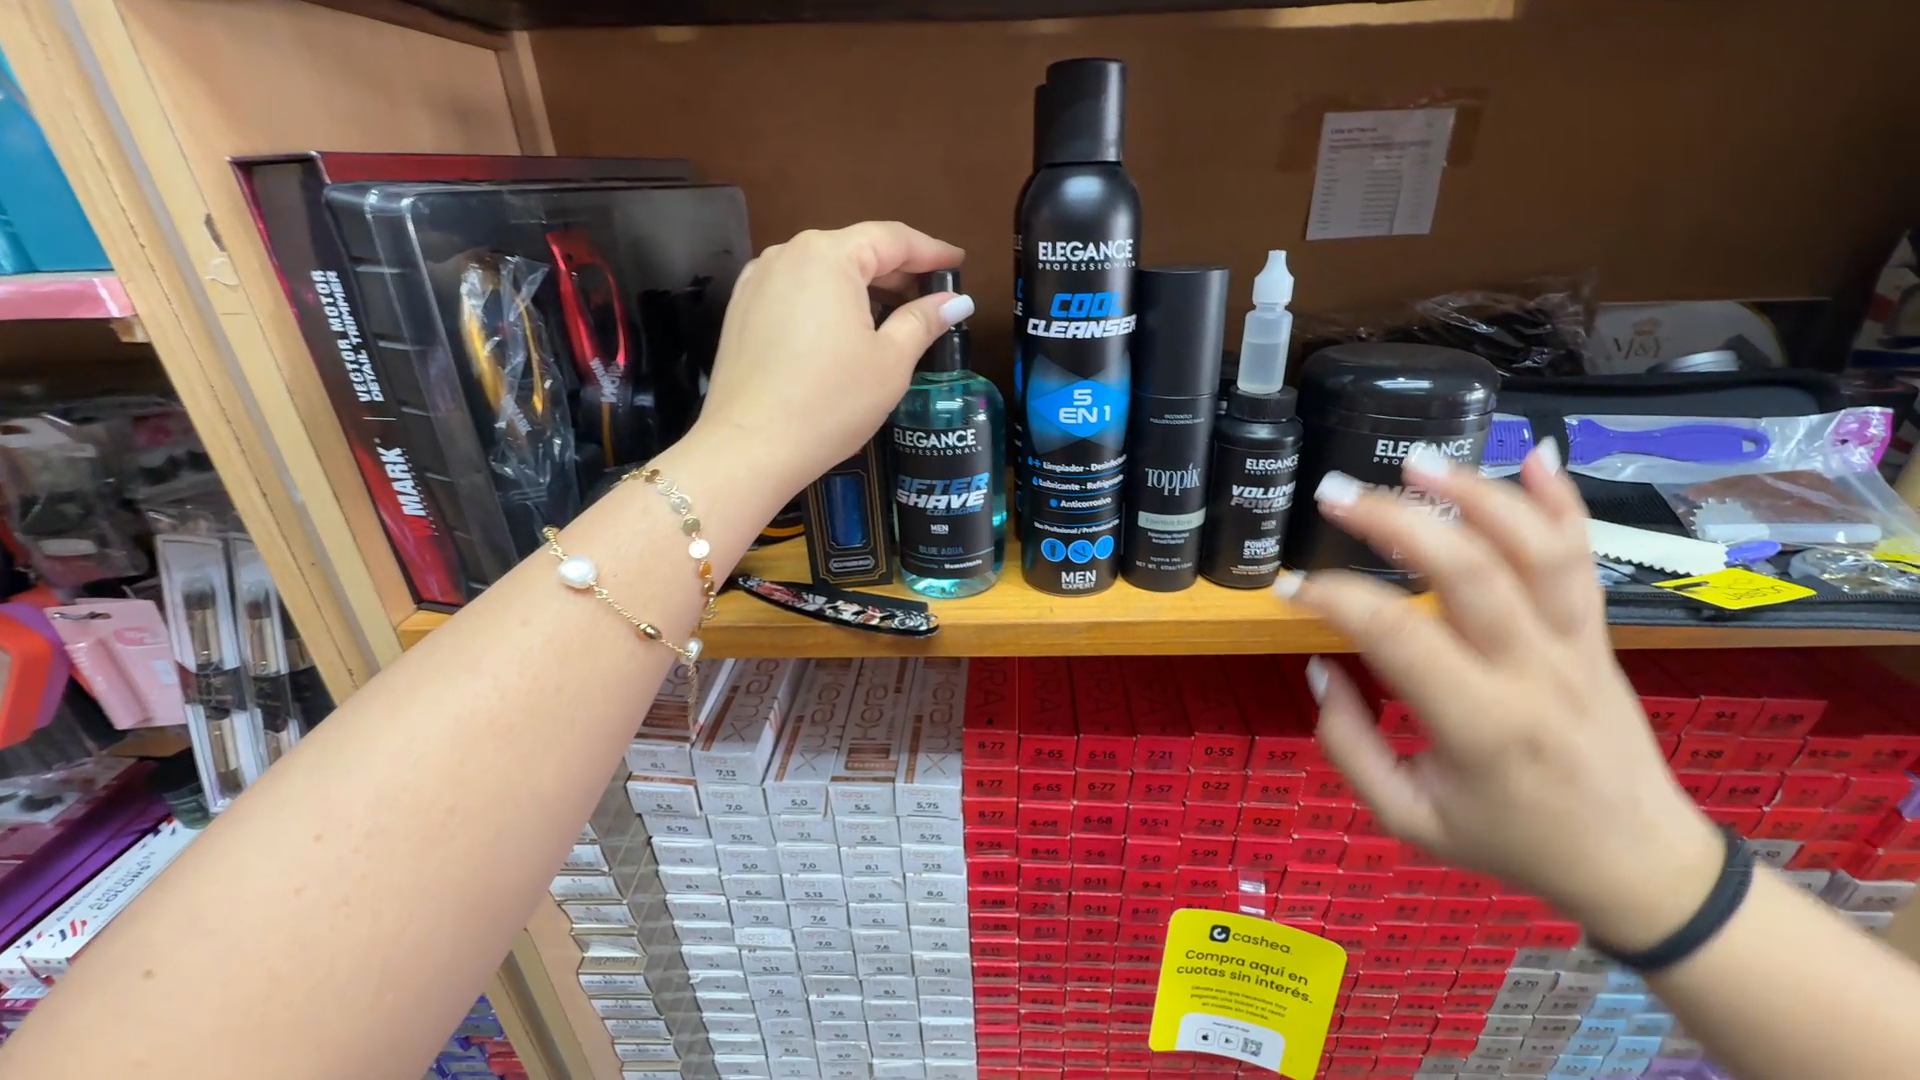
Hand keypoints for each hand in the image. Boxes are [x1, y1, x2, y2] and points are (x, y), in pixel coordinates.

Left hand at [689, 222, 969, 502]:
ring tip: (895, 317)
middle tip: (932, 297)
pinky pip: (797, 291)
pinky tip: (846, 330)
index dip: (931, 251)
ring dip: (863, 288)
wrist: (750, 447)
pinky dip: (828, 302)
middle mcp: (788, 254)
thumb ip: (923, 321)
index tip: (958, 264)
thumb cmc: (830, 402)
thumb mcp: (890, 362)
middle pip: (855, 250)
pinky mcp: (742, 310)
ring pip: (824, 271)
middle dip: (897, 271)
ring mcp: (758, 280)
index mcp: (828, 255)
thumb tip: (955, 301)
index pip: (892, 239)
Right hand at [1283, 443, 1724, 950]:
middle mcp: (1533, 670)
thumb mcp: (1408, 819)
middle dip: (1392, 520)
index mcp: (1479, 723)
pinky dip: (1562, 501)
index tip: (1288, 587)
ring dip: (1474, 494)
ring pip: (1534, 549)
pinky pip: (1584, 558)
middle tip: (1334, 492)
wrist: (1638, 861)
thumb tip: (1320, 669)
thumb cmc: (1512, 840)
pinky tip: (1534, 453)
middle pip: (1466, 570)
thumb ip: (1350, 748)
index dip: (1332, 597)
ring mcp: (1575, 644)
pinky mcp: (1598, 633)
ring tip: (1416, 460)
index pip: (1394, 633)